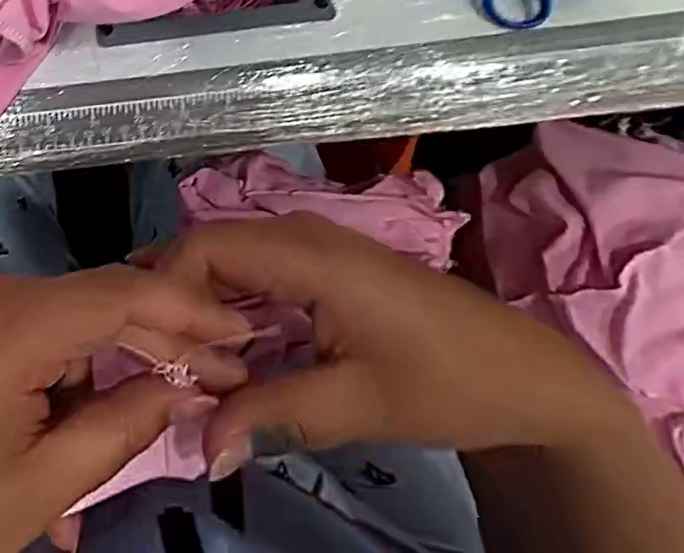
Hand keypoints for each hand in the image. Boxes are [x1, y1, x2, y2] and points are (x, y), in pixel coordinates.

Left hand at [0, 266, 250, 552]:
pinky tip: (112, 392)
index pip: (116, 295)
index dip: (185, 309)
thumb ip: (124, 424)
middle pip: (98, 297)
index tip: (238, 330)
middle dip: (161, 334)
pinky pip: (45, 322)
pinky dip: (82, 355)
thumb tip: (185, 386)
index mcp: (7, 324)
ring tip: (175, 389)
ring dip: (123, 348)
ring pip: (75, 310)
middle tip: (221, 369)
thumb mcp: (44, 484)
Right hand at [154, 213, 640, 477]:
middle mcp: (296, 233)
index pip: (204, 247)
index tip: (161, 352)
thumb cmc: (448, 379)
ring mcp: (306, 245)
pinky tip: (216, 343)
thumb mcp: (361, 404)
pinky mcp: (314, 264)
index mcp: (305, 252)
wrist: (524, 374)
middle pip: (207, 249)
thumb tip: (203, 449)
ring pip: (225, 260)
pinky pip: (250, 272)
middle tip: (159, 358)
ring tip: (177, 354)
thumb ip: (275, 416)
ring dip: (198, 305)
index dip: (169, 292)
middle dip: (176, 301)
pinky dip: (225, 305)